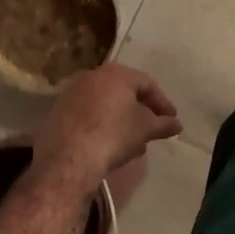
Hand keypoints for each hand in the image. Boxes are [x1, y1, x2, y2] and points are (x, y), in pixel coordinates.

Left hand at [34, 64, 181, 181]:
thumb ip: (163, 125)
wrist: (68, 159)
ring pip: (104, 104)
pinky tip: (107, 143)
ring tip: (131, 140)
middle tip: (151, 128)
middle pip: (124, 92)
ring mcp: (71, 93)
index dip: (162, 103)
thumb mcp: (145, 129)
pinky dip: (100, 124)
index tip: (171, 120)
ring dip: (120, 119)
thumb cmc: (113, 135)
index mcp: (116, 74)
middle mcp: (92, 76)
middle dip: (140, 111)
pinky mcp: (57, 112)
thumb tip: (177, 125)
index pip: (147, 85)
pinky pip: (87, 114)